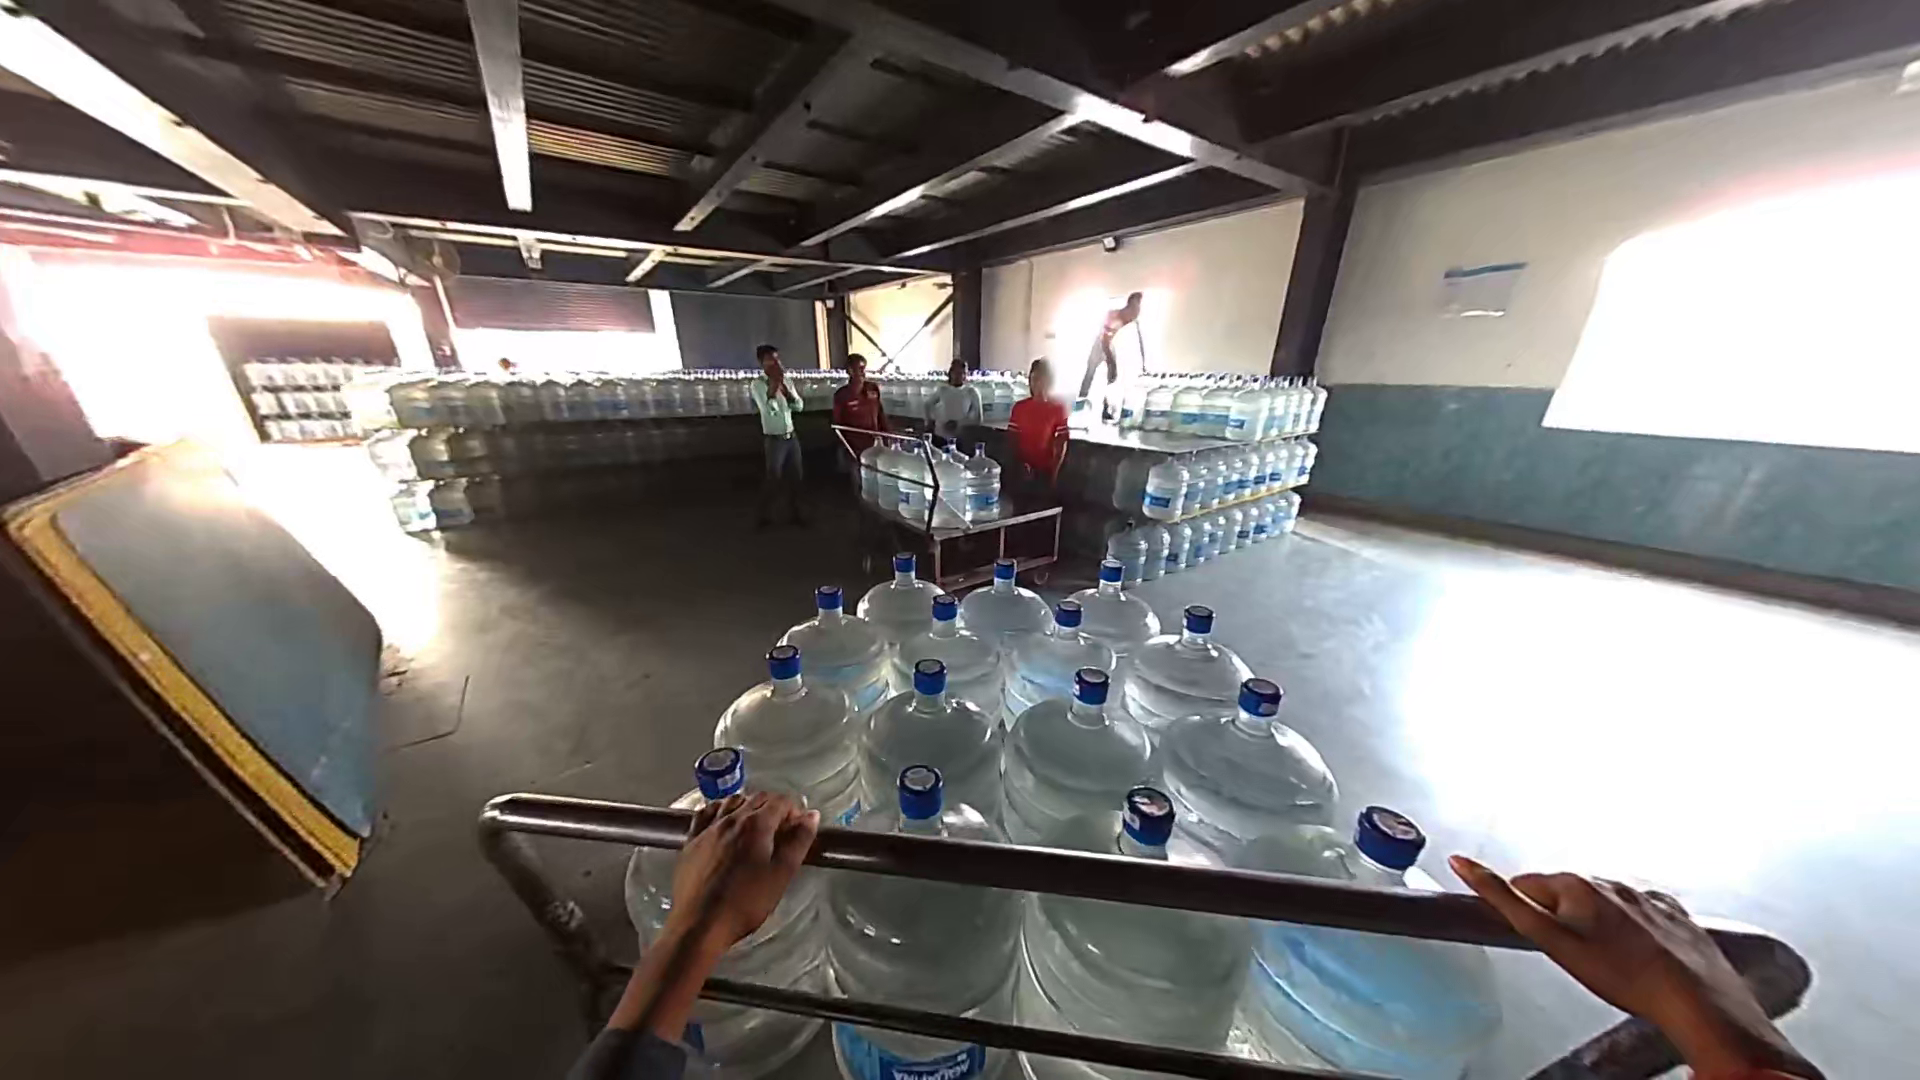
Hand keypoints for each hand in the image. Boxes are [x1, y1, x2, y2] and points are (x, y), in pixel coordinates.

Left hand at [666, 792, 818, 953]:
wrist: (697, 928)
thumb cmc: (744, 903)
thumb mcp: (781, 875)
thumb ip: (799, 842)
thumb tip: (811, 816)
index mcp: (757, 825)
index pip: (781, 801)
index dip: (794, 810)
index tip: (798, 826)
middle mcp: (732, 819)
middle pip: (758, 798)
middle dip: (774, 806)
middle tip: (781, 828)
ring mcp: (709, 828)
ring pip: (732, 801)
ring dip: (748, 805)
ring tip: (755, 824)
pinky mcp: (691, 841)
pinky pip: (706, 813)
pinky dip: (719, 810)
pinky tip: (723, 820)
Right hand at [1450, 856, 1818, 1078]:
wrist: (1705, 1014)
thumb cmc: (1624, 978)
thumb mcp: (1546, 938)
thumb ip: (1499, 896)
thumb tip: (1459, 861)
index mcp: (1574, 881)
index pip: (1527, 886)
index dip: (1529, 914)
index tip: (1546, 938)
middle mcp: (1610, 881)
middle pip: (1566, 894)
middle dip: (1565, 918)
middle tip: (1580, 955)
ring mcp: (1648, 899)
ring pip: (1604, 903)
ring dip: (1600, 923)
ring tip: (1614, 960)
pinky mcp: (1681, 918)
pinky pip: (1645, 912)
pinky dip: (1637, 926)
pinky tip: (1642, 951)